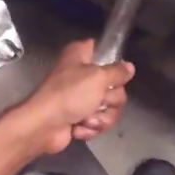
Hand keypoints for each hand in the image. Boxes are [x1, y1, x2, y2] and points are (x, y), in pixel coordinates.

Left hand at [0, 40, 133, 157]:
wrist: (44, 126)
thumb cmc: (69, 95)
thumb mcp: (98, 78)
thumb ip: (117, 72)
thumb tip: (130, 67)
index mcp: (81, 56)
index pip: (101, 48)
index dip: (110, 60)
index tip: (113, 72)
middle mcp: (82, 74)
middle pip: (115, 85)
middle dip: (110, 99)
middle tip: (99, 101)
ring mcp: (81, 98)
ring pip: (110, 107)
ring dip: (101, 116)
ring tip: (86, 119)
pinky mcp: (80, 118)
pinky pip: (98, 121)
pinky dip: (90, 126)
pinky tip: (79, 127)